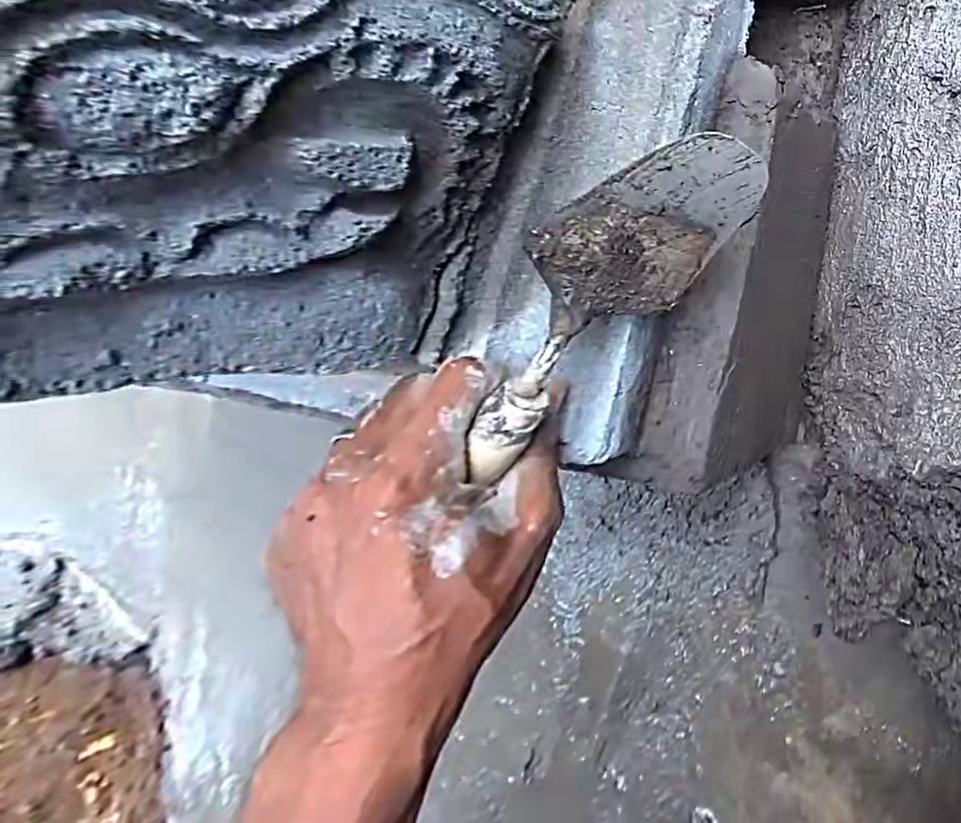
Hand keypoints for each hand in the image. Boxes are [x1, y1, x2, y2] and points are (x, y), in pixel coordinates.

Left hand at [266, 358, 562, 741]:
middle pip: (407, 398)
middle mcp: (345, 483)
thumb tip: (548, 414)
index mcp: (403, 481)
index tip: (506, 404)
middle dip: (454, 409)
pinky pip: (343, 468)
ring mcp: (309, 505)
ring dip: (416, 437)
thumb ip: (540, 464)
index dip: (488, 386)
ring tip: (446, 484)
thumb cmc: (452, 622)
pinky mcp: (293, 527)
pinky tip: (407, 510)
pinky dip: (380, 470)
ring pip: (372, 429)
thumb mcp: (528, 538)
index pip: (446, 387)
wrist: (374, 692)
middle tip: (483, 448)